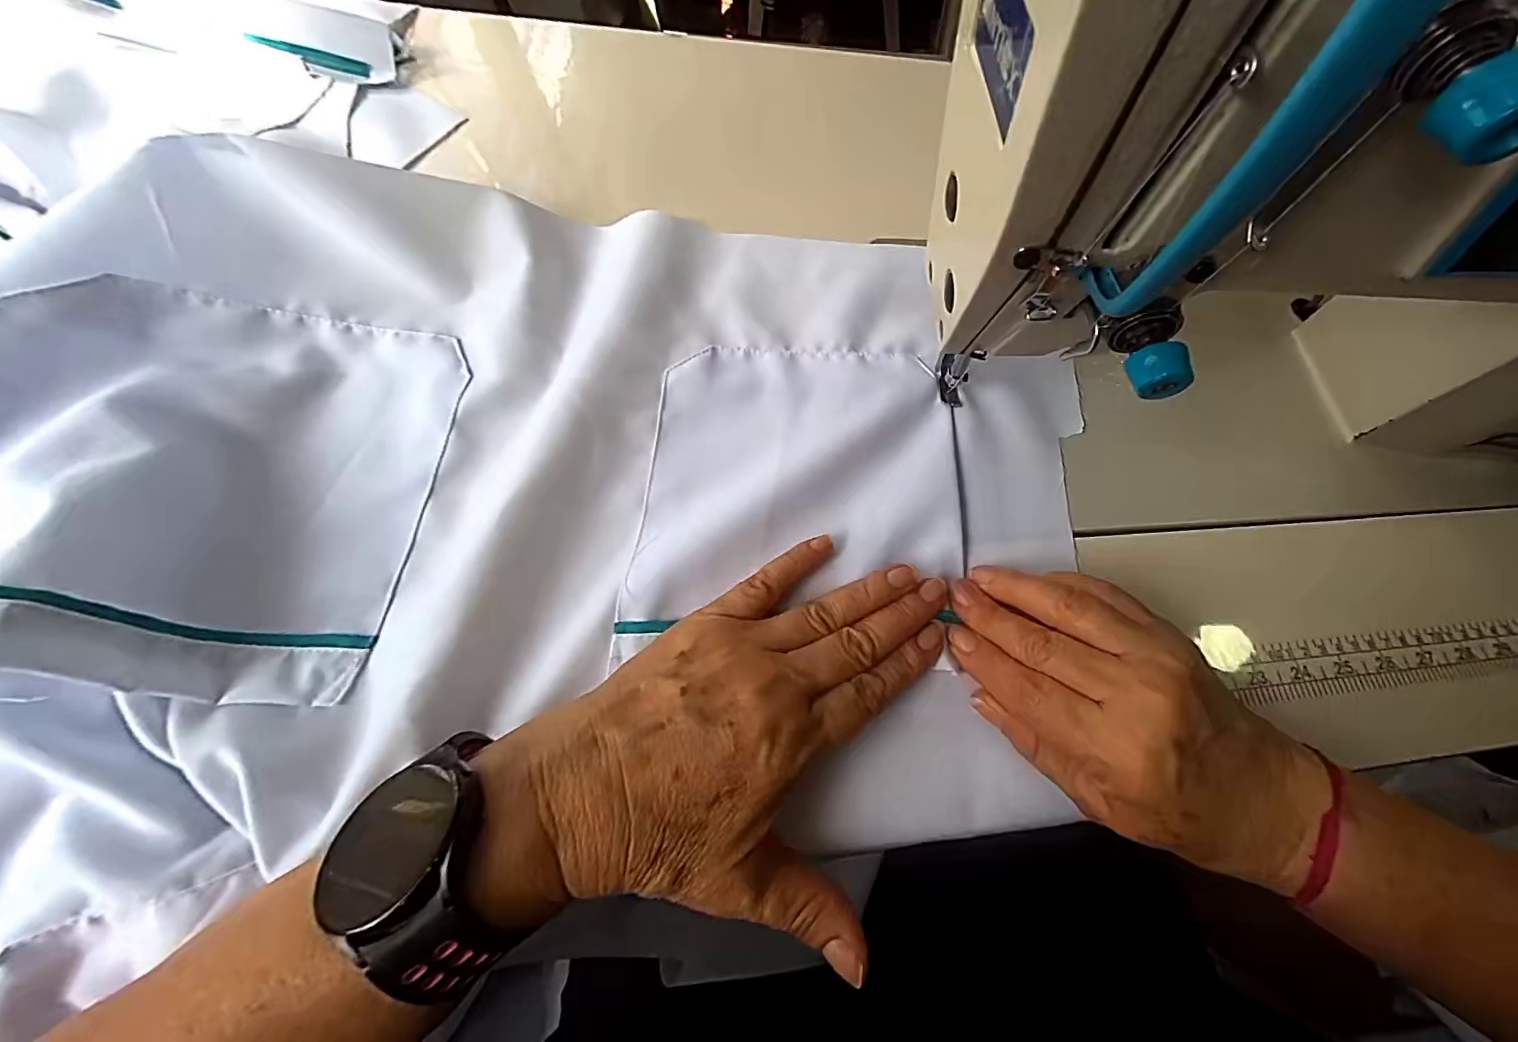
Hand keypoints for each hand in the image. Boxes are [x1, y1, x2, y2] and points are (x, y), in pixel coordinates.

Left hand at [467, 536, 949, 986]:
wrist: (578, 792)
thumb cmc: (658, 836)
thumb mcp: (740, 882)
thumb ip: (810, 911)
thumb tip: (866, 971)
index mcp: (793, 741)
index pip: (867, 692)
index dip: (906, 664)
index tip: (937, 637)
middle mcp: (775, 686)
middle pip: (853, 645)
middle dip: (901, 616)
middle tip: (939, 589)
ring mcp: (737, 648)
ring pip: (818, 614)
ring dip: (865, 592)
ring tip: (904, 572)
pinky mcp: (701, 627)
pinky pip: (756, 587)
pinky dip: (790, 565)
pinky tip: (821, 545)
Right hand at [946, 568, 1328, 894]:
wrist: (1262, 794)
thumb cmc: (1177, 812)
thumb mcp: (1095, 800)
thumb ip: (1034, 742)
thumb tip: (982, 694)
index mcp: (1114, 748)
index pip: (1029, 690)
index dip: (985, 660)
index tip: (954, 636)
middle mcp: (1136, 694)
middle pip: (1043, 644)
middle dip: (991, 617)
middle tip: (956, 597)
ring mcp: (1157, 657)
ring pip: (1071, 610)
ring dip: (1020, 589)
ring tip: (982, 577)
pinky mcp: (1169, 637)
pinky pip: (1107, 598)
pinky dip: (1065, 583)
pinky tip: (1033, 579)